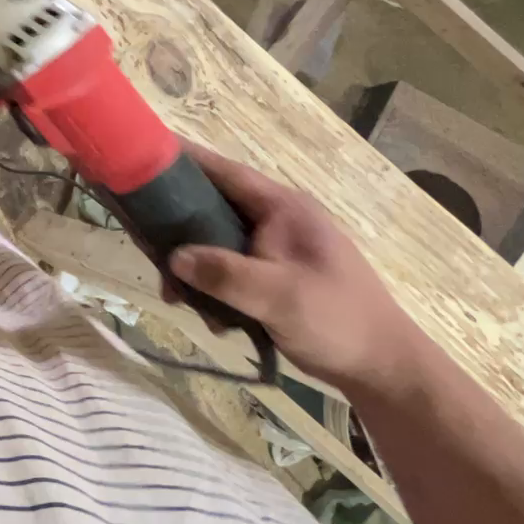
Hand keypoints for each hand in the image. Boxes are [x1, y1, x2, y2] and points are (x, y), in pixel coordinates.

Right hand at [166, 141, 426, 391]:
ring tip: (179, 298)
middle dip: (174, 228)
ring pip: (210, 240)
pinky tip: (210, 317)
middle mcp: (273, 218)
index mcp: (281, 207)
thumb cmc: (339, 322)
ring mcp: (272, 246)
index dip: (178, 158)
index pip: (221, 169)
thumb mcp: (279, 297)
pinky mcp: (270, 273)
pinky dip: (209, 287)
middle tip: (145, 246)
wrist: (387, 371)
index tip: (135, 152)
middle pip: (207, 205)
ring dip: (191, 268)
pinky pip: (224, 267)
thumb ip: (224, 273)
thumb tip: (172, 258)